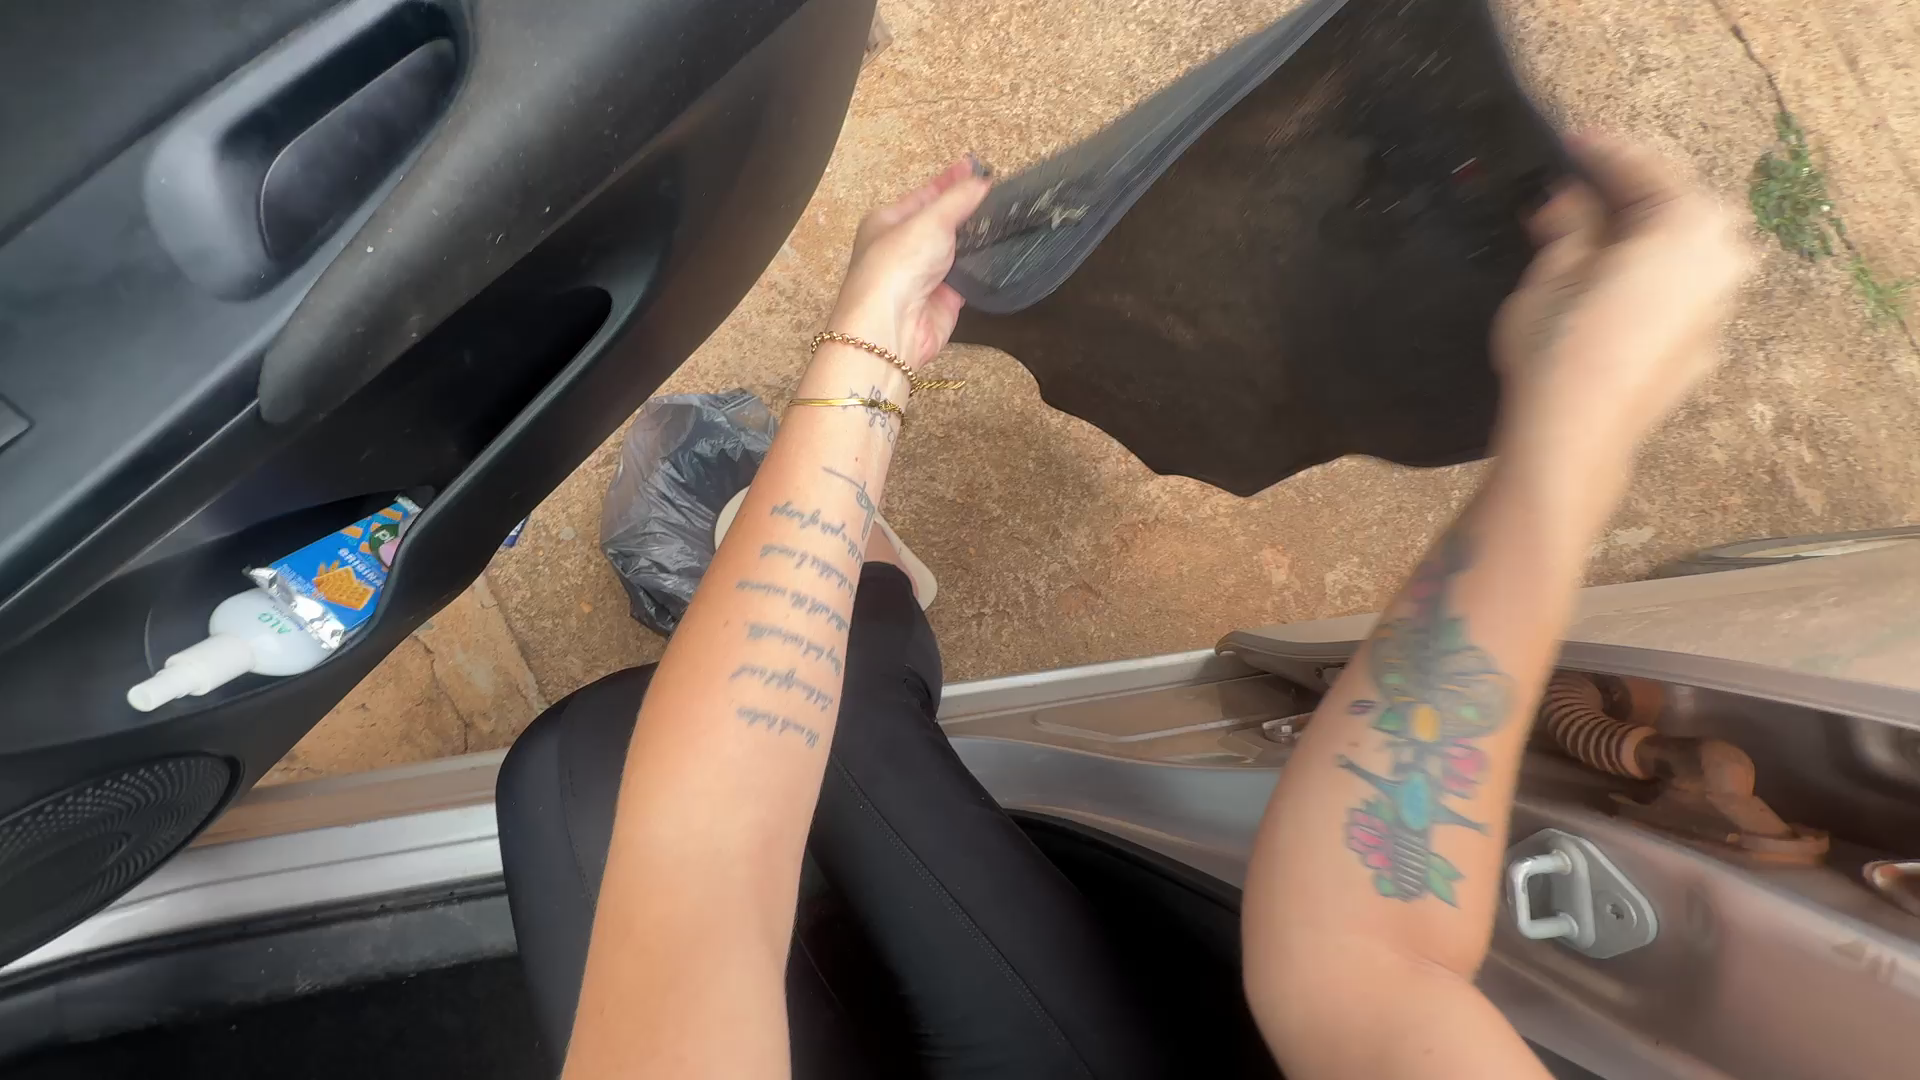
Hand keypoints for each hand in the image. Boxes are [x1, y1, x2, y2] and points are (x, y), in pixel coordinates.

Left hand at [827, 158, 991, 369]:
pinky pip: (966, 279)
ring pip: (956, 252)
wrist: (893, 325)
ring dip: (975, 240)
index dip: (950, 181)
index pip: (924, 195)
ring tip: (1005, 218)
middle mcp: (904, 249)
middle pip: (941, 224)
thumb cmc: (896, 266)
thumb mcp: (929, 219)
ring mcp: (924, 276)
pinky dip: (980, 269)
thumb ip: (958, 199)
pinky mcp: (943, 301)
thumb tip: (981, 182)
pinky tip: (999, 253)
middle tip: (995, 192)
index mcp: (887, 222)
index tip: (975, 168)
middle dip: (965, 211)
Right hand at [1491, 134, 1749, 464]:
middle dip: (1623, 201)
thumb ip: (1565, 226)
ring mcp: (1718, 306)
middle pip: (1671, 211)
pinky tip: (1600, 302)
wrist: (1575, 430)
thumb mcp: (1550, 274)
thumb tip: (1563, 199)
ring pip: (1674, 259)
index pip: (1645, 168)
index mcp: (1691, 223)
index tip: (1571, 140)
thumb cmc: (1560, 344)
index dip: (1601, 152)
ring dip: (1633, 246)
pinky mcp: (1700, 347)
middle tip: (1572, 200)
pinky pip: (1670, 299)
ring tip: (1583, 251)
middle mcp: (1723, 256)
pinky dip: (1639, 289)